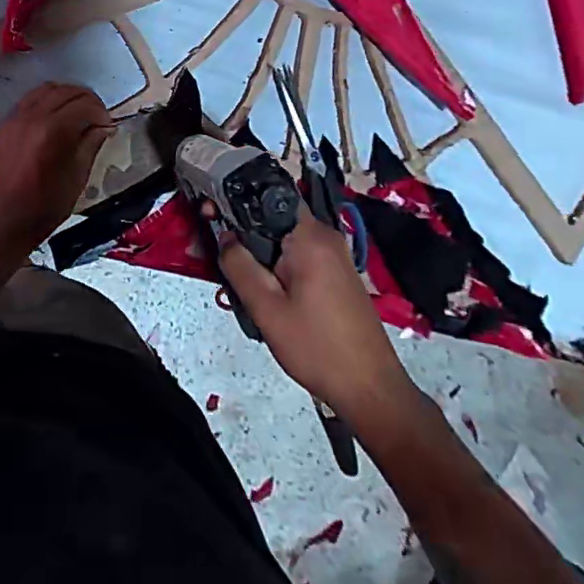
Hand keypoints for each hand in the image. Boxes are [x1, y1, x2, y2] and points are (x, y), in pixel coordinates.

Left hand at [0, 83, 112, 247]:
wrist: (2, 221)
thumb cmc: (45, 206)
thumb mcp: (77, 177)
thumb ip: (90, 145)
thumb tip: (103, 126)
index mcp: (53, 131)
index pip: (85, 105)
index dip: (101, 113)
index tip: (108, 125)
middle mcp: (33, 117)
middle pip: (67, 91)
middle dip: (88, 100)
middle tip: (98, 117)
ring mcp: (16, 118)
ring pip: (47, 89)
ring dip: (67, 96)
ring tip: (78, 113)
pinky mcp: (5, 124)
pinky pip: (30, 99)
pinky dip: (47, 100)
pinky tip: (55, 117)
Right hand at [216, 210, 420, 425]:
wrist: (368, 386)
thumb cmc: (317, 347)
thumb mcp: (266, 308)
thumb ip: (240, 266)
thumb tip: (224, 236)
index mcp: (310, 236)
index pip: (269, 198)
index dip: (238, 206)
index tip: (215, 223)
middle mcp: (327, 236)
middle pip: (276, 221)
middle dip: (250, 240)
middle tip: (229, 270)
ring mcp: (336, 255)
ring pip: (287, 243)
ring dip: (265, 261)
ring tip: (250, 293)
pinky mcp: (339, 273)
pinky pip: (301, 258)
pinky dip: (282, 272)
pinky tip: (274, 302)